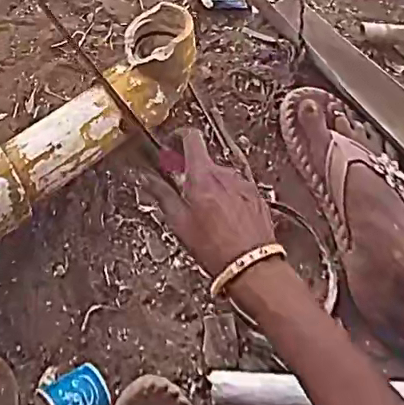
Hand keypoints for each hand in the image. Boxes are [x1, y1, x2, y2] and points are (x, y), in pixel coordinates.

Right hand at [139, 129, 276, 276]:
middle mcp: (225, 174)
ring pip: (221, 175)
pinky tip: (225, 219)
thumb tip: (147, 178)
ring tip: (207, 213)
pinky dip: (228, 197)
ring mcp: (243, 184)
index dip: (178, 136)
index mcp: (203, 175)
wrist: (253, 268)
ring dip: (212, 185)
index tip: (172, 145)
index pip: (191, 137)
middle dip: (192, 171)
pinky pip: (237, 188)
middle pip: (204, 160)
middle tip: (185, 191)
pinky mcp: (256, 196)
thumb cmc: (216, 248)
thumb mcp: (179, 222)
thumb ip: (161, 193)